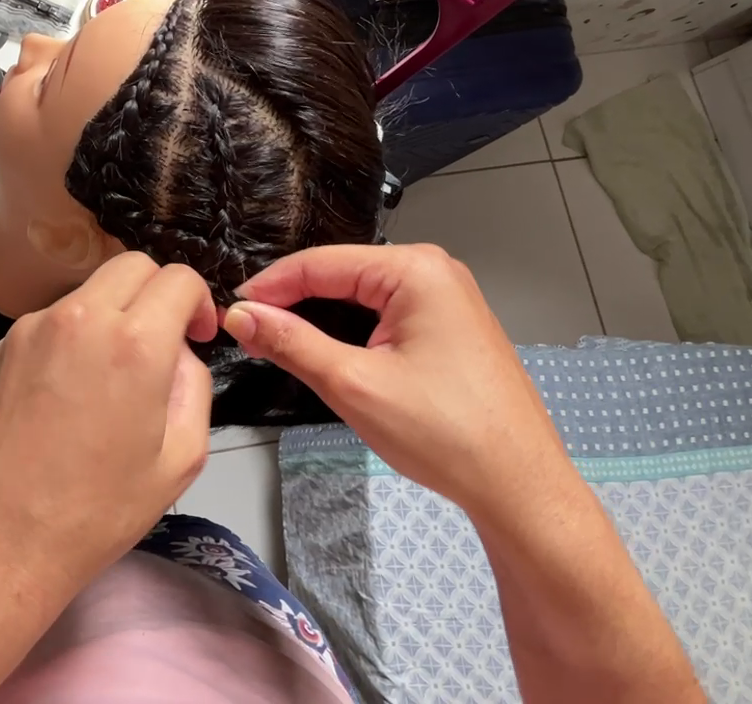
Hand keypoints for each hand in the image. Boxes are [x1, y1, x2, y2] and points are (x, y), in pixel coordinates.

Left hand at [0, 252, 216, 590]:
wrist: (2, 538)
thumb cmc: (99, 510)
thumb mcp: (181, 456)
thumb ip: (194, 384)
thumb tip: (177, 351)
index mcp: (135, 344)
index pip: (179, 278)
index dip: (200, 301)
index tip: (197, 336)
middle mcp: (83, 317)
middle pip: (134, 264)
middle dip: (159, 292)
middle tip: (162, 341)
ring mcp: (37, 325)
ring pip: (93, 288)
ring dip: (116, 311)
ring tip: (112, 371)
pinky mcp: (7, 341)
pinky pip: (58, 317)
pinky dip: (78, 333)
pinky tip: (70, 387)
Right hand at [223, 244, 568, 516]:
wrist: (520, 488)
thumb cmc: (445, 434)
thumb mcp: (353, 384)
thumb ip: (291, 342)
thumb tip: (241, 316)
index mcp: (416, 269)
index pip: (321, 263)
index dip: (270, 285)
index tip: (232, 309)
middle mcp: (435, 270)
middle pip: (342, 273)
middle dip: (293, 298)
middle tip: (249, 327)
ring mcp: (448, 297)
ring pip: (362, 294)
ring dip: (320, 314)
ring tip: (278, 337)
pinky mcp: (451, 325)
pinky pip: (386, 311)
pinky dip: (350, 327)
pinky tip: (326, 346)